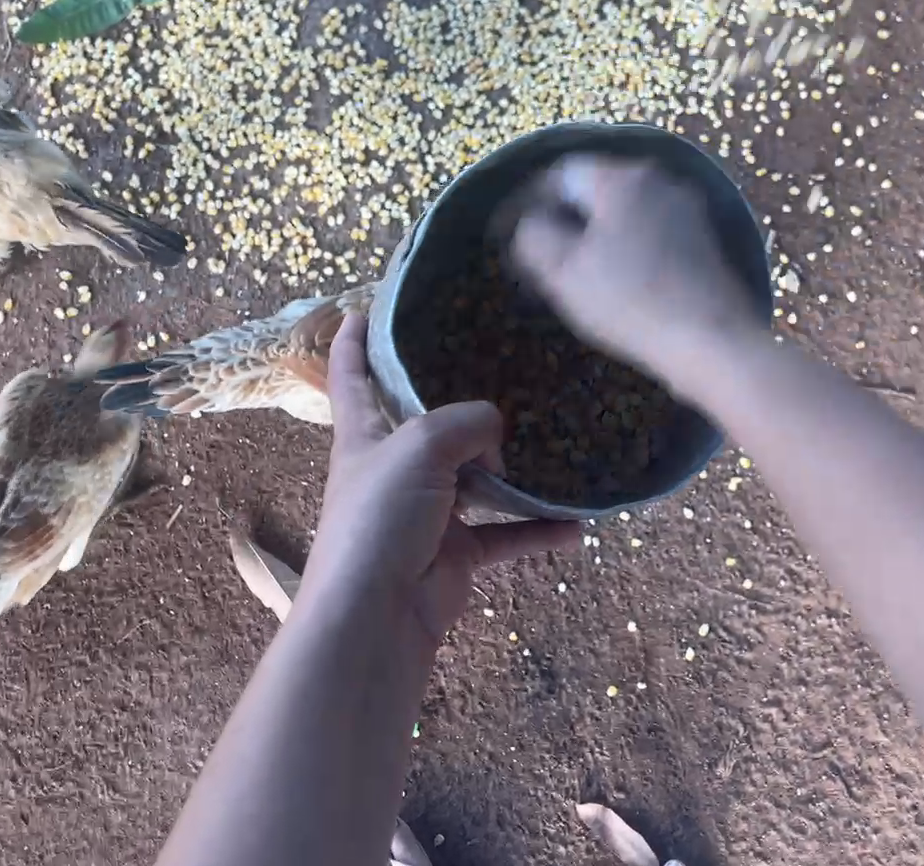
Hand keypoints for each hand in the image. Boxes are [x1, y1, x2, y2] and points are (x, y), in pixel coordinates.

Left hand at [300, 314, 579, 648]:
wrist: (376, 616)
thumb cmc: (381, 516)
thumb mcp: (419, 446)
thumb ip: (465, 421)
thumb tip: (496, 430)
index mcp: (364, 436)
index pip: (351, 377)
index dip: (352, 342)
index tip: (362, 308)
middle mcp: (393, 469)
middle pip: (427, 426)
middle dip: (459, 404)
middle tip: (503, 371)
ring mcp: (426, 512)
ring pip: (476, 480)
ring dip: (512, 472)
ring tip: (554, 447)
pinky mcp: (455, 552)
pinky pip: (504, 534)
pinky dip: (536, 531)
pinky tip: (573, 526)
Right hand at [510, 155, 764, 387]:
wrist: (713, 340)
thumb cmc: (630, 301)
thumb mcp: (563, 270)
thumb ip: (533, 236)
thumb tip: (530, 223)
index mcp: (621, 178)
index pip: (560, 173)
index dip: (528, 201)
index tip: (510, 233)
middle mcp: (659, 180)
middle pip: (595, 191)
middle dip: (563, 220)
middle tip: (539, 257)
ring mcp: (687, 209)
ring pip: (624, 213)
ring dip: (595, 237)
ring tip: (573, 273)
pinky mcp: (704, 240)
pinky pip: (650, 232)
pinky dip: (625, 248)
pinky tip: (617, 281)